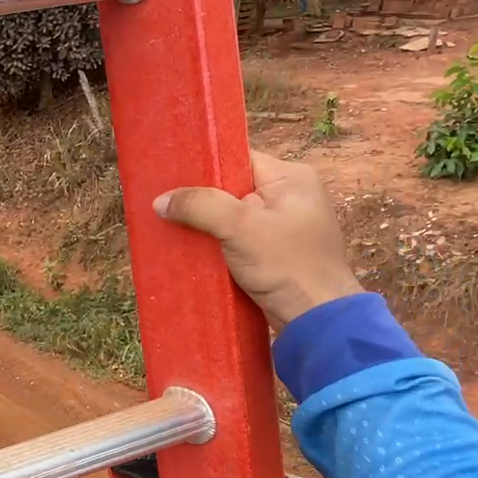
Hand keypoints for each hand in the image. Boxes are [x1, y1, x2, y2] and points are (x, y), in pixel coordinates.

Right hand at [151, 151, 361, 330]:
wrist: (317, 318)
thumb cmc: (286, 265)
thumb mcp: (239, 227)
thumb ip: (199, 206)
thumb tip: (160, 201)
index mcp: (292, 177)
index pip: (237, 159)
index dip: (204, 168)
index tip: (171, 180)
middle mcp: (290, 195)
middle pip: (230, 187)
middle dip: (200, 200)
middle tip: (168, 207)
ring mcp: (283, 224)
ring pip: (230, 214)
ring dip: (205, 224)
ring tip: (175, 228)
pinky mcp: (275, 249)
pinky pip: (236, 236)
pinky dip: (215, 242)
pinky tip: (194, 248)